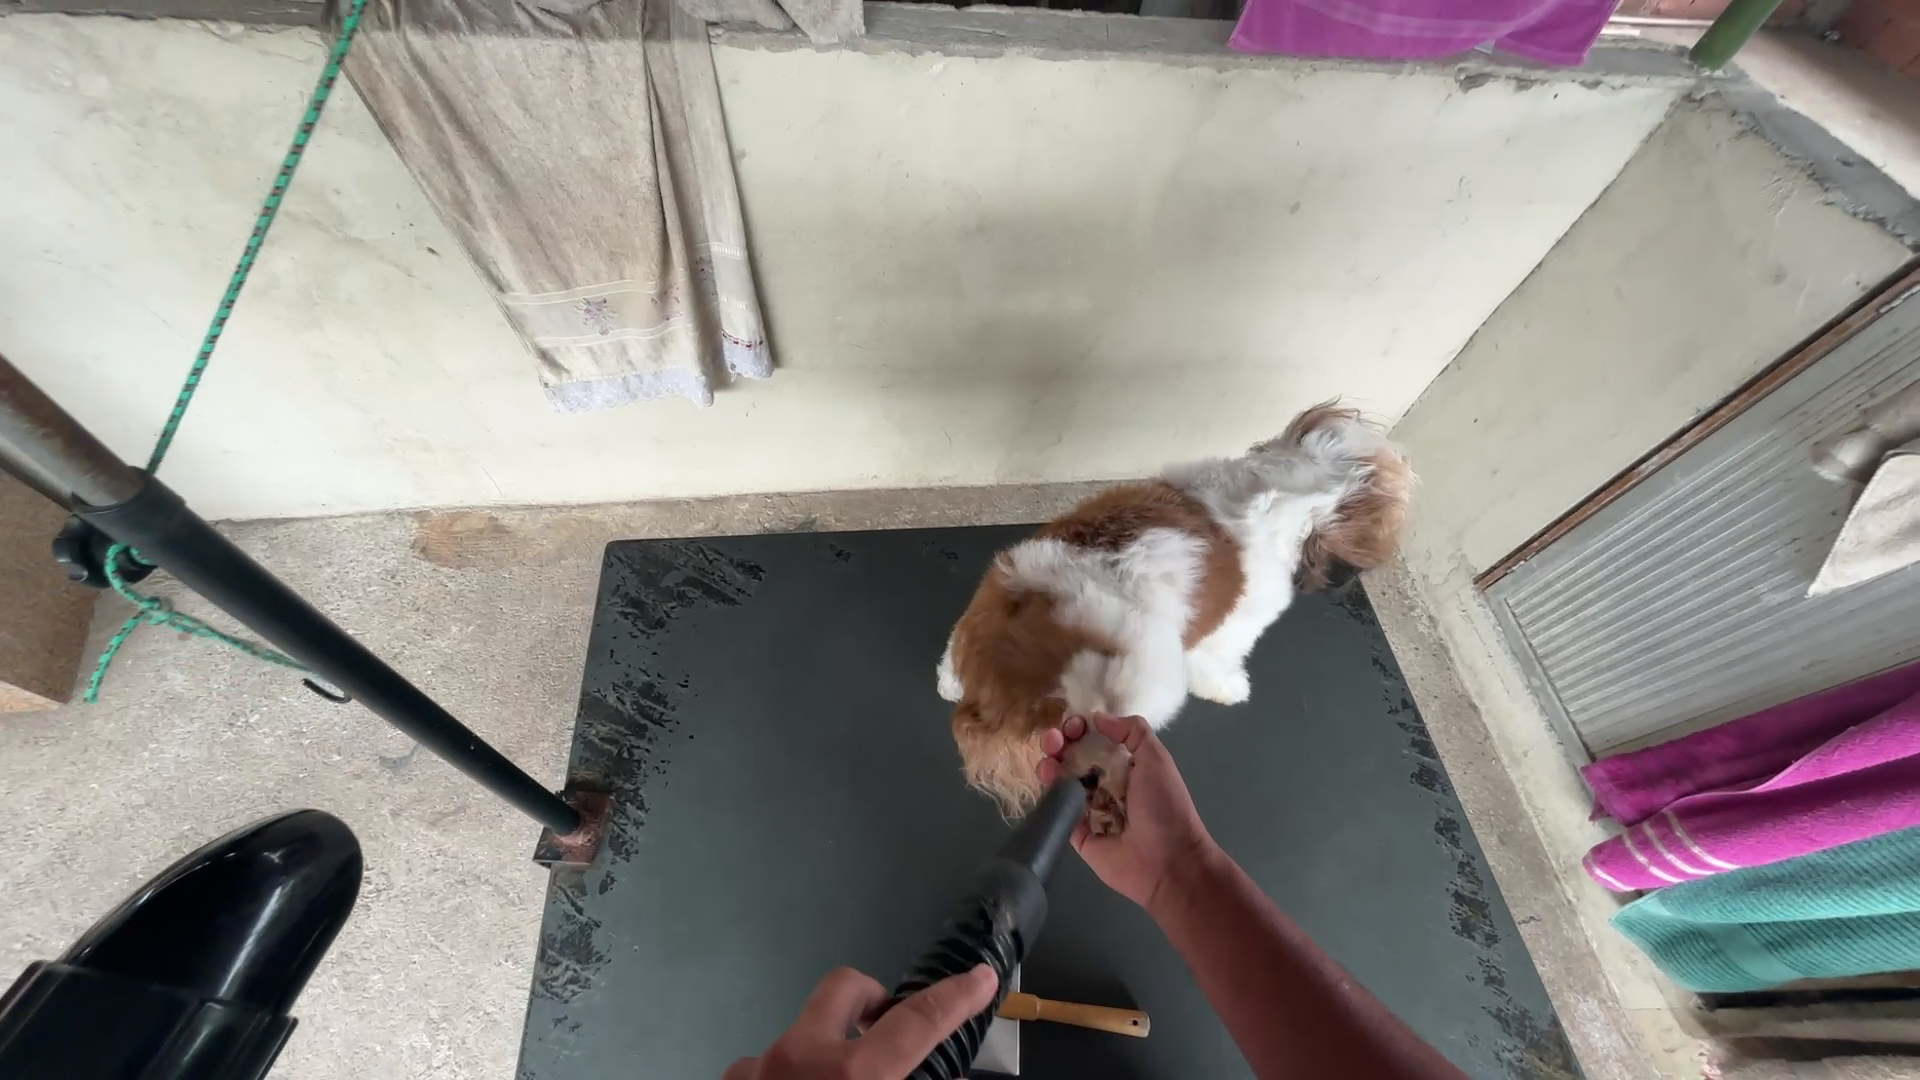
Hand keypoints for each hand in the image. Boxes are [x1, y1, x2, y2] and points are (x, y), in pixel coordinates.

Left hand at [723, 964, 997, 1079]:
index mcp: (852, 1079)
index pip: (919, 1021)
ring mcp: (754, 1072)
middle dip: (871, 999)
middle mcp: (799, 1059)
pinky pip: (761, 1071)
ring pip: (798, 1036)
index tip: (980, 978)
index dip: (956, 997)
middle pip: (846, 987)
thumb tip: (939, 1078)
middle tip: (885, 1029)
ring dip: (821, 1056)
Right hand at [1037, 714, 1217, 913]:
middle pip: (1072, 757)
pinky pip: (1056, 809)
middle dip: (1059, 743)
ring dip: (1049, 764)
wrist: (1169, 862)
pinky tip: (1049, 781)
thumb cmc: (1165, 806)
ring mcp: (1087, 808)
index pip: (1093, 740)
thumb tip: (1097, 717)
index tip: (1075, 726)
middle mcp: (1103, 784)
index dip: (1080, 729)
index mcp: (1123, 766)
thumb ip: (1132, 731)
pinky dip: (1049, 793)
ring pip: (1060, 780)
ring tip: (1049, 762)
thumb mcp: (1156, 758)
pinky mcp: (1075, 832)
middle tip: (1054, 740)